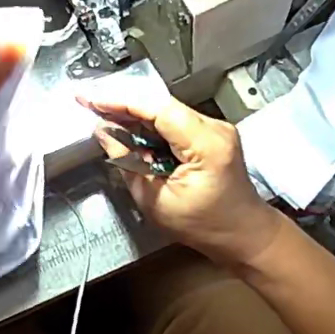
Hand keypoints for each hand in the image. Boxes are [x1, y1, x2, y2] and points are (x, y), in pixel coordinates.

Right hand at [82, 91, 284, 267]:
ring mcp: (216, 128)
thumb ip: (128, 163)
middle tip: (90, 106)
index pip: (158, 109)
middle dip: (124, 107)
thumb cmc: (204, 226)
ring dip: (135, 117)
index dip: (121, 102)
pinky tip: (130, 133)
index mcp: (206, 144)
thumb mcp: (155, 201)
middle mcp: (215, 128)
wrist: (244, 234)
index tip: (92, 100)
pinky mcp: (212, 133)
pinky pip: (175, 121)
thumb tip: (105, 133)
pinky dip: (150, 126)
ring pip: (166, 111)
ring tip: (105, 121)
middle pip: (161, 105)